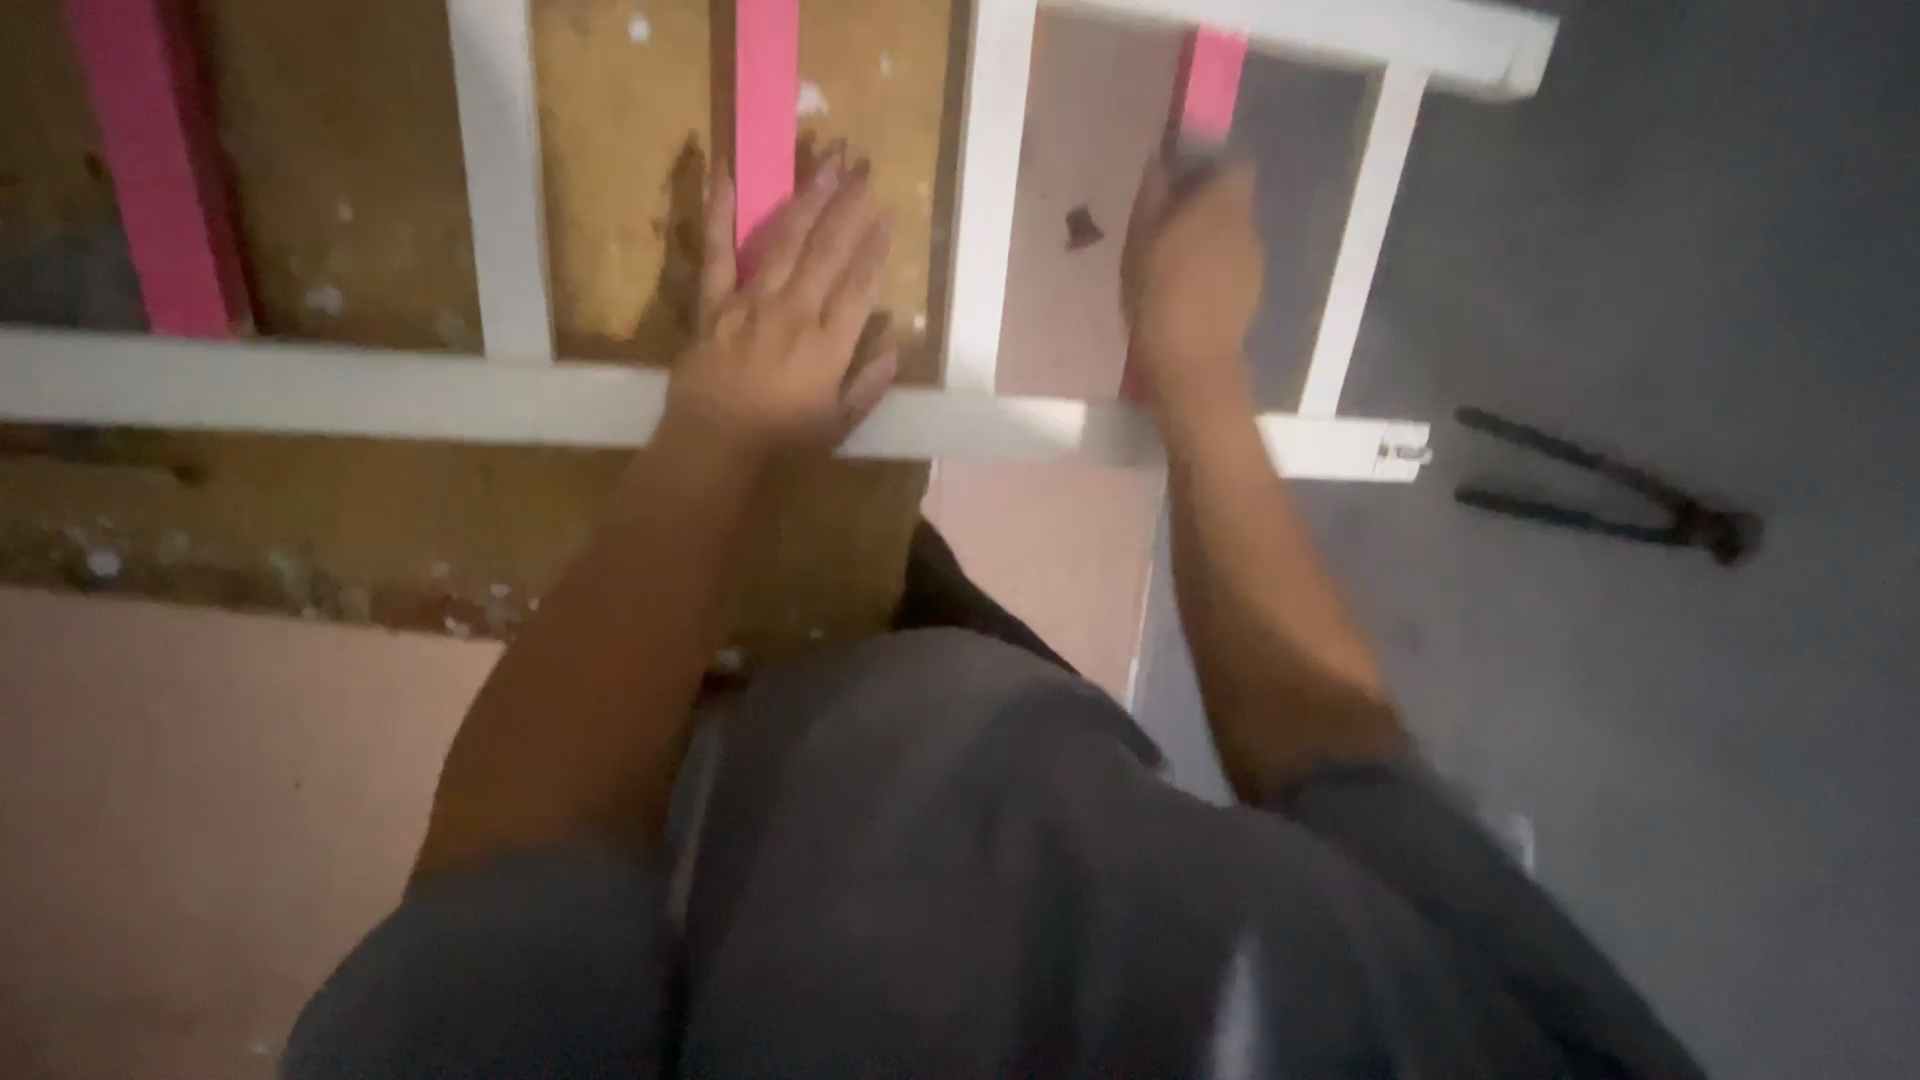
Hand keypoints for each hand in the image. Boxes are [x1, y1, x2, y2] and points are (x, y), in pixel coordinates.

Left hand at [663, 152, 898, 461]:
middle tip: (863, 164)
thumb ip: (869, 385)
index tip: (887, 213)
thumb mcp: (838, 424)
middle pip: (827, 249)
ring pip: (784, 241)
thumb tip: (897, 347)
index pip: (859, 284)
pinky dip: (721, 213)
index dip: (875, 247)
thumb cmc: (781, 443)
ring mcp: (751, 302)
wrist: (714, 446)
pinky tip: (728, 173)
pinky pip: (717, 252)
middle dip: (848, 205)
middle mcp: (794, 312)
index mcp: (828, 344)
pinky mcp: (714, 303)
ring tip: (826, 160)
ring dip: (808, 197)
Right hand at [1121, 156, 1262, 409]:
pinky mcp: (1252, 291)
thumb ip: (1152, 197)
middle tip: (1168, 223)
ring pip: (1234, 232)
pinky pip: (1234, 263)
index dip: (1208, 169)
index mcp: (1220, 204)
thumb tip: (1160, 161)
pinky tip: (1190, 289)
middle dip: (1207, 204)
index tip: (1178, 183)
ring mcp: (1254, 260)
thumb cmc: (1158, 298)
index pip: (1233, 164)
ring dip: (1211, 237)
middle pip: (1234, 199)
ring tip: (1176, 261)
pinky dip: (1216, 266)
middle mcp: (1246, 225)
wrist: (1192, 364)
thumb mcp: (1140, 244)